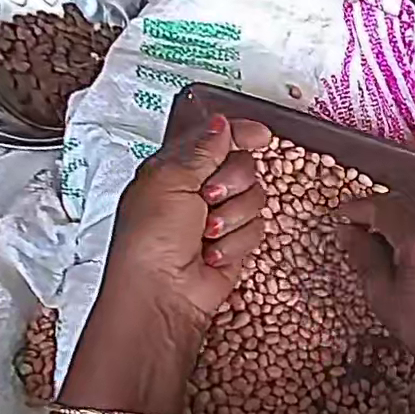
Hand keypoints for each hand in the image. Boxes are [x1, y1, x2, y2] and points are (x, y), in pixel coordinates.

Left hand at [107, 111, 270, 341]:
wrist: (164, 289)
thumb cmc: (152, 235)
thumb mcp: (171, 180)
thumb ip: (202, 150)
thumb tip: (222, 124)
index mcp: (178, 167)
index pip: (217, 139)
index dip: (240, 134)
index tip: (262, 136)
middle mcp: (201, 190)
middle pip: (244, 168)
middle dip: (231, 184)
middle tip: (209, 198)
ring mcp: (222, 217)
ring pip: (255, 200)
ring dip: (232, 217)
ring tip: (207, 234)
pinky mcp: (237, 243)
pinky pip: (257, 230)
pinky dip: (236, 243)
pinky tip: (214, 254)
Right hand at [333, 194, 414, 367]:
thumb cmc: (413, 319)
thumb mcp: (379, 288)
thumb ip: (362, 253)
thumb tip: (346, 230)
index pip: (381, 209)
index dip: (355, 209)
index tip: (336, 215)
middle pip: (395, 207)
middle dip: (368, 213)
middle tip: (345, 226)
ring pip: (406, 215)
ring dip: (382, 221)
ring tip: (360, 237)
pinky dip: (397, 230)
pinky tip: (382, 245)